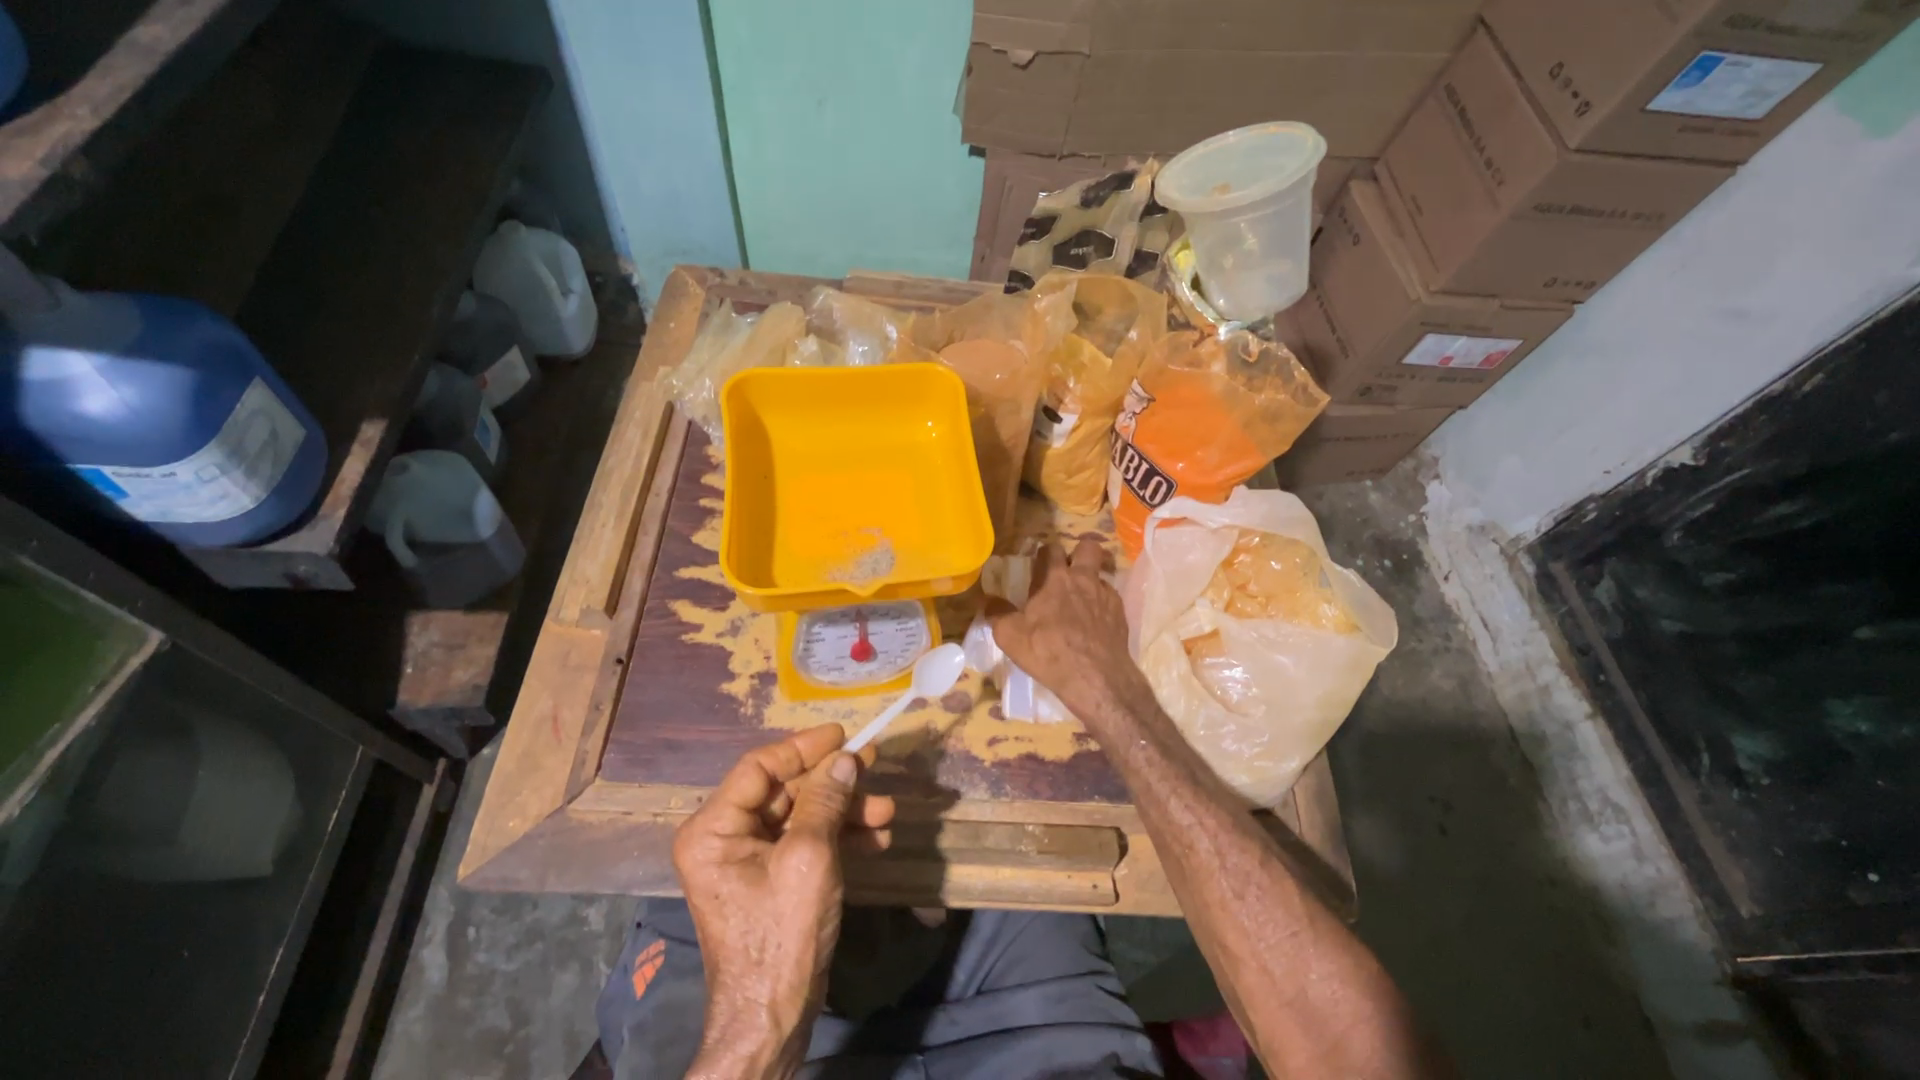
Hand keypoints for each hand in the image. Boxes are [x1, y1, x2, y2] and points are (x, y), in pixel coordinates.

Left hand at [674, 724, 895, 1079]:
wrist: (774, 1015)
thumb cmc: (783, 932)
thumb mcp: (809, 857)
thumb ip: (826, 800)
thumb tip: (846, 758)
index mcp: (713, 828)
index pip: (759, 767)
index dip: (804, 746)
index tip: (844, 734)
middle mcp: (723, 838)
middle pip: (785, 790)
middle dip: (834, 782)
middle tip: (876, 765)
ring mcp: (746, 861)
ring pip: (801, 816)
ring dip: (845, 812)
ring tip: (887, 812)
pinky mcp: (770, 881)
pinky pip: (804, 844)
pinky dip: (839, 838)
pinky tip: (877, 840)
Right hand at [991, 537, 1155, 734]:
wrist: (1095, 677)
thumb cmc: (1048, 652)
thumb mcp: (1010, 636)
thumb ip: (997, 613)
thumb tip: (988, 600)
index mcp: (1054, 578)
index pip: (1050, 549)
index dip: (1044, 553)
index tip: (1038, 564)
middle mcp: (1084, 579)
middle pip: (1088, 547)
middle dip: (1079, 552)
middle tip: (1069, 569)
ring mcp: (1106, 595)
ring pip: (1101, 573)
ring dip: (1091, 580)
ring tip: (1081, 599)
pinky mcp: (1120, 613)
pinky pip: (1110, 598)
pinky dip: (1101, 604)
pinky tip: (1094, 622)